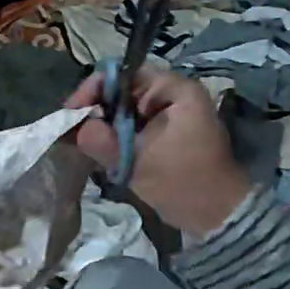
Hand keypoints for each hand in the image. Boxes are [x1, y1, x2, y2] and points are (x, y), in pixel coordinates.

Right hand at [64, 67, 251, 236]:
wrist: (216, 214)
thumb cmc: (184, 182)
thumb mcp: (139, 163)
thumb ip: (105, 143)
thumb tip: (78, 128)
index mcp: (176, 90)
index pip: (126, 74)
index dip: (95, 88)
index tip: (73, 112)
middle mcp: (174, 95)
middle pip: (124, 90)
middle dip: (97, 108)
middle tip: (73, 128)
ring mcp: (171, 114)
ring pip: (126, 109)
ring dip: (105, 123)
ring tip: (81, 139)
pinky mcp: (166, 133)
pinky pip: (134, 124)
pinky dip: (117, 134)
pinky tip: (100, 148)